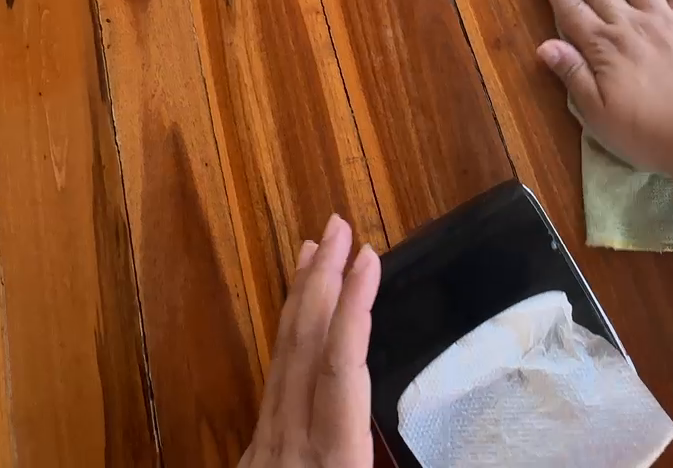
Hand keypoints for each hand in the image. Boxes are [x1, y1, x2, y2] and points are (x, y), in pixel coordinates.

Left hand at [241, 214, 381, 467]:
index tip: (368, 256)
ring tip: (313, 250)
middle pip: (304, 348)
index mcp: (331, 459)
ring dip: (301, 298)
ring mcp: (266, 447)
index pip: (340, 367)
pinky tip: (295, 318)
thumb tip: (417, 430)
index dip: (353, 308)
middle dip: (323, 280)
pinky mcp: (255, 454)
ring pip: (282, 359)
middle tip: (337, 226)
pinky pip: (273, 378)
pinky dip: (286, 335)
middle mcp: (291, 444)